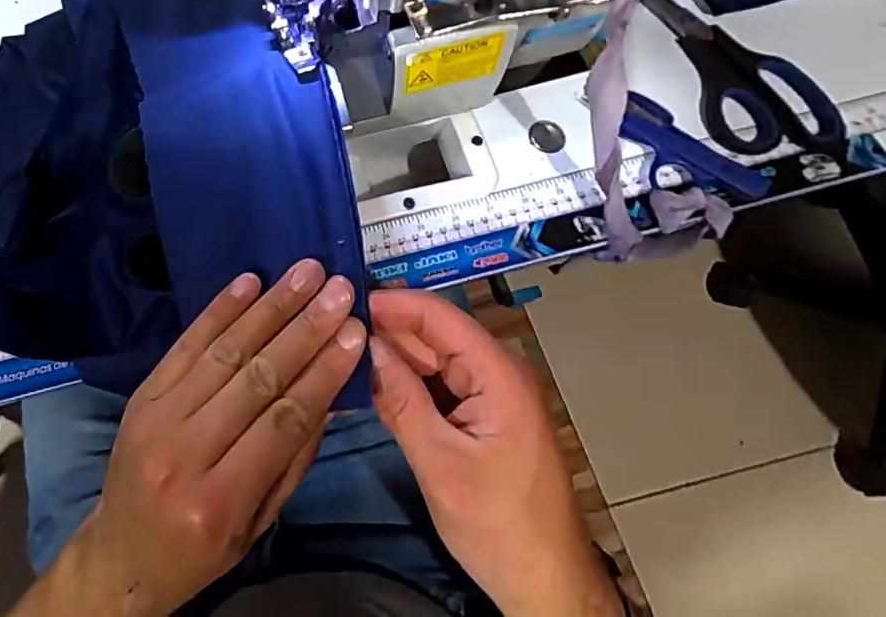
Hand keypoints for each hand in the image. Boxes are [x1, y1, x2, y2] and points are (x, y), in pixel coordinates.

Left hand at [17, 259, 365, 616]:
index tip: (355, 331)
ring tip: (305, 273)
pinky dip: (221, 307)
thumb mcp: (258, 521)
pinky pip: (188, 341)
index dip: (324, 371)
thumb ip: (294, 456)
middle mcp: (184, 452)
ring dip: (271, 306)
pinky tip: (250, 281)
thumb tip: (330, 389)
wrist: (121, 554)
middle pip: (258, 376)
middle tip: (339, 290)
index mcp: (219, 500)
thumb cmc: (200, 549)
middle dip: (306, 328)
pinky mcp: (144, 392)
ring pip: (226, 349)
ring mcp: (158, 416)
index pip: (284, 420)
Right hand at [369, 289, 621, 616]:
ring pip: (435, 357)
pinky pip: (441, 383)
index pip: (439, 316)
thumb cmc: (499, 527)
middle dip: (389, 327)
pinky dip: (410, 380)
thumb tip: (368, 347)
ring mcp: (492, 392)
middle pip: (436, 333)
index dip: (393, 303)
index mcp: (498, 374)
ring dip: (396, 354)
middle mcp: (498, 371)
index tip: (349, 301)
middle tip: (337, 324)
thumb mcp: (440, 464)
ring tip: (346, 346)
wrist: (548, 584)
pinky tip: (375, 379)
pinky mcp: (484, 413)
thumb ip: (401, 400)